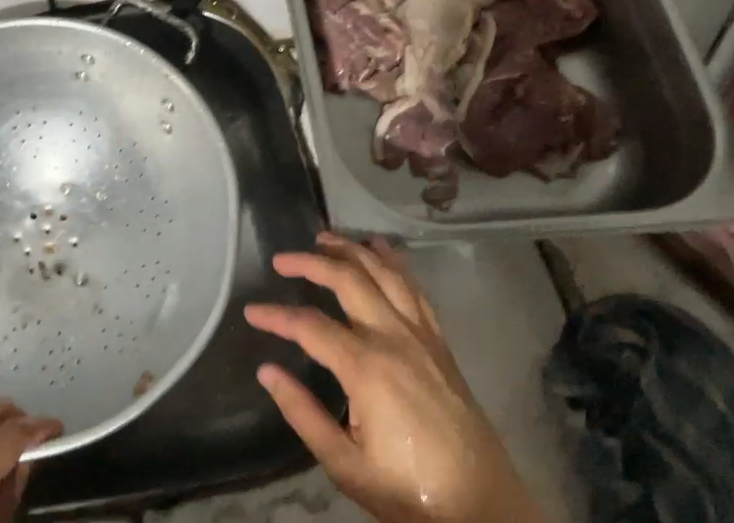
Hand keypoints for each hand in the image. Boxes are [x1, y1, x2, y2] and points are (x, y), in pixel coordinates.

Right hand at [245, 234, 542, 522]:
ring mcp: (422, 337)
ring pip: (385, 274)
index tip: (251, 313)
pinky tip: (380, 250)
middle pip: (349, 280)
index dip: (276, 316)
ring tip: (325, 238)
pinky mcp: (440, 343)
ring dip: (353, 250)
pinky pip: (415, 290)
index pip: (310, 326)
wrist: (482, 505)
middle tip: (281, 259)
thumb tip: (267, 371)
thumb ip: (302, 413)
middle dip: (311, 262)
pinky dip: (394, 263)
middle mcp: (395, 339)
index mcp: (366, 368)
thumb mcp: (345, 464)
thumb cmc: (408, 489)